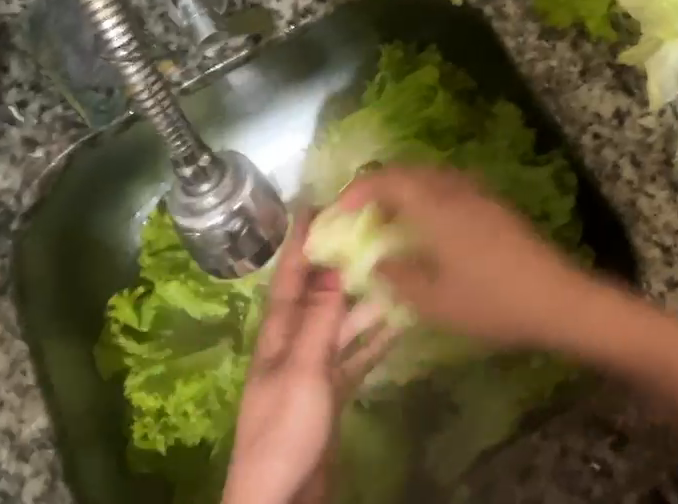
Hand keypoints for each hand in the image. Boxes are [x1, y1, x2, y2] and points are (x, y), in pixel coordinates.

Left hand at [224, 218, 390, 503]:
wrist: (281, 501)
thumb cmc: (284, 431)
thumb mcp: (301, 371)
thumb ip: (318, 320)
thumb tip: (332, 266)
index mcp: (278, 335)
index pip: (290, 277)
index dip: (300, 241)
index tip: (315, 204)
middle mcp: (294, 345)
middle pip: (319, 296)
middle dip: (341, 264)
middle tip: (371, 233)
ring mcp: (312, 371)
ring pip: (341, 324)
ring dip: (365, 300)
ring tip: (397, 271)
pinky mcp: (331, 395)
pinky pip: (355, 356)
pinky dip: (375, 339)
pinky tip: (400, 323)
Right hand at [332, 166, 597, 348]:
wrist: (557, 298)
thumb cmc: (490, 301)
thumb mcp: (433, 301)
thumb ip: (397, 278)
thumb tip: (375, 263)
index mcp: (434, 205)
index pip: (385, 179)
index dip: (356, 191)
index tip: (339, 213)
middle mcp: (454, 188)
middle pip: (407, 171)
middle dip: (378, 188)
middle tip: (361, 216)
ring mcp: (478, 193)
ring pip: (430, 176)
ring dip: (405, 191)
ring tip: (391, 222)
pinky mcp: (495, 204)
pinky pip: (450, 187)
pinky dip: (428, 197)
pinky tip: (429, 229)